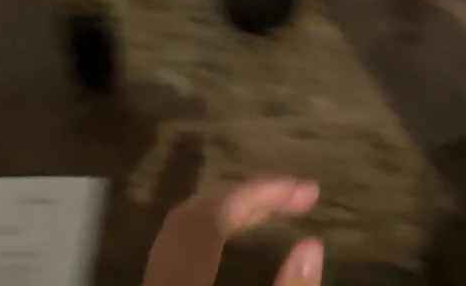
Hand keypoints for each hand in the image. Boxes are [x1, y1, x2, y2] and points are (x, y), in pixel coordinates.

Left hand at [142, 177, 323, 285]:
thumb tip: (312, 246)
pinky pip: (177, 247)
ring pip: (181, 230)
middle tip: (294, 193)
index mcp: (178, 276)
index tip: (304, 189)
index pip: (215, 213)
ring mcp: (152, 280)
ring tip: (269, 206)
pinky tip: (232, 236)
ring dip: (226, 209)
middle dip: (246, 195)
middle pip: (195, 214)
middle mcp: (157, 273)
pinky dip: (209, 231)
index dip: (259, 192)